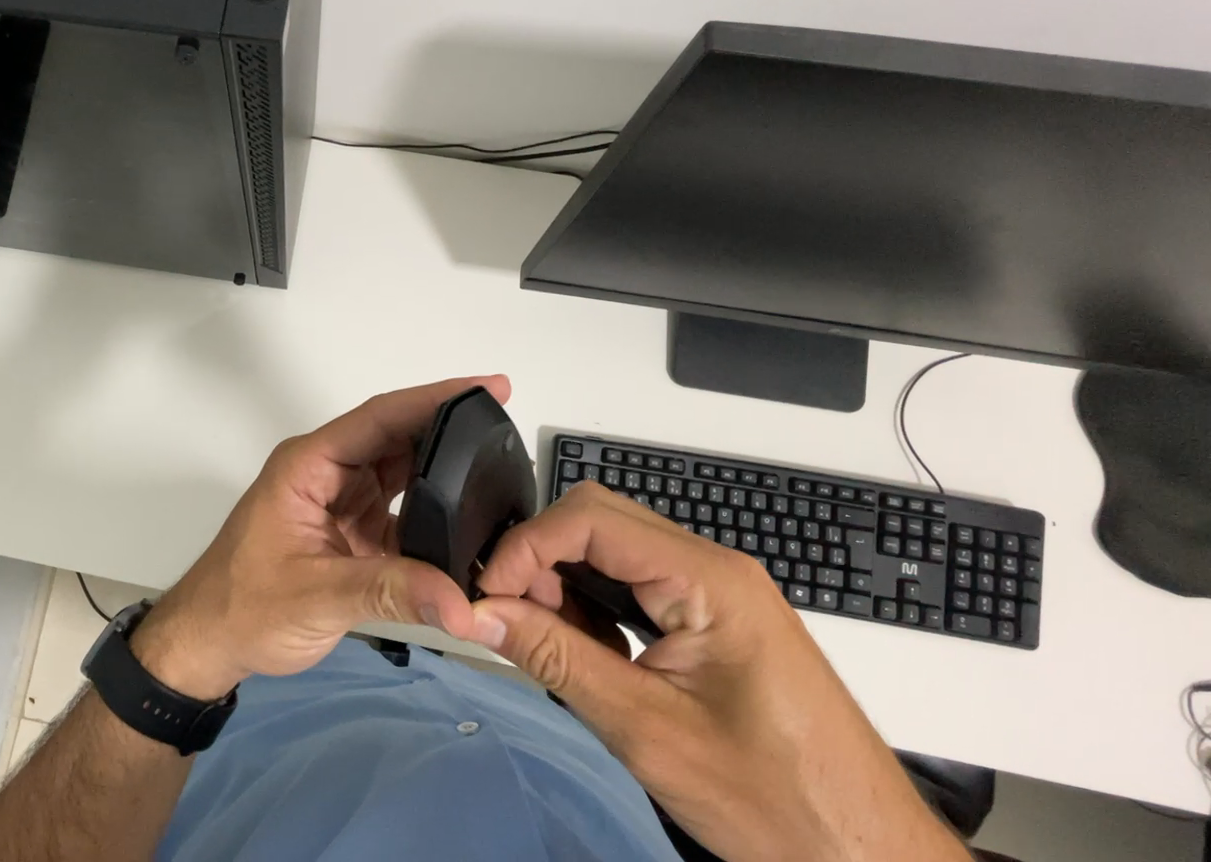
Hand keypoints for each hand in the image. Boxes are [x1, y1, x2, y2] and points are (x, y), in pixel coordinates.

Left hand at [127, 377, 500, 700]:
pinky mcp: (351, 531)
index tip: (486, 387)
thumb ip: (390, 592)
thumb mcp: (317, 596)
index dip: (433, 399)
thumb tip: (463, 603)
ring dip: (445, 474)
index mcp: (309, 466)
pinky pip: (401, 512)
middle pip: (396, 439)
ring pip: (401, 474)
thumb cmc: (245, 607)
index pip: (379, 418)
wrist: (210, 642)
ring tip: (499, 471)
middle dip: (449, 432)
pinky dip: (433, 516)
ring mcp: (340, 501)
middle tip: (505, 430)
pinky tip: (468, 523)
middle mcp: (327, 473)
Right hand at [470, 484, 970, 861]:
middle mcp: (714, 567)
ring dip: (564, 585)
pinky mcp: (715, 619)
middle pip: (598, 521)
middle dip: (540, 561)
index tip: (486, 599)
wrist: (866, 860)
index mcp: (708, 579)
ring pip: (612, 552)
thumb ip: (554, 658)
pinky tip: (589, 655)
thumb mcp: (644, 729)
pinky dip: (594, 608)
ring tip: (549, 645)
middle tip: (513, 621)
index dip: (524, 546)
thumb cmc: (771, 800)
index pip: (588, 517)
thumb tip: (478, 613)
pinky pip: (635, 586)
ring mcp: (718, 591)